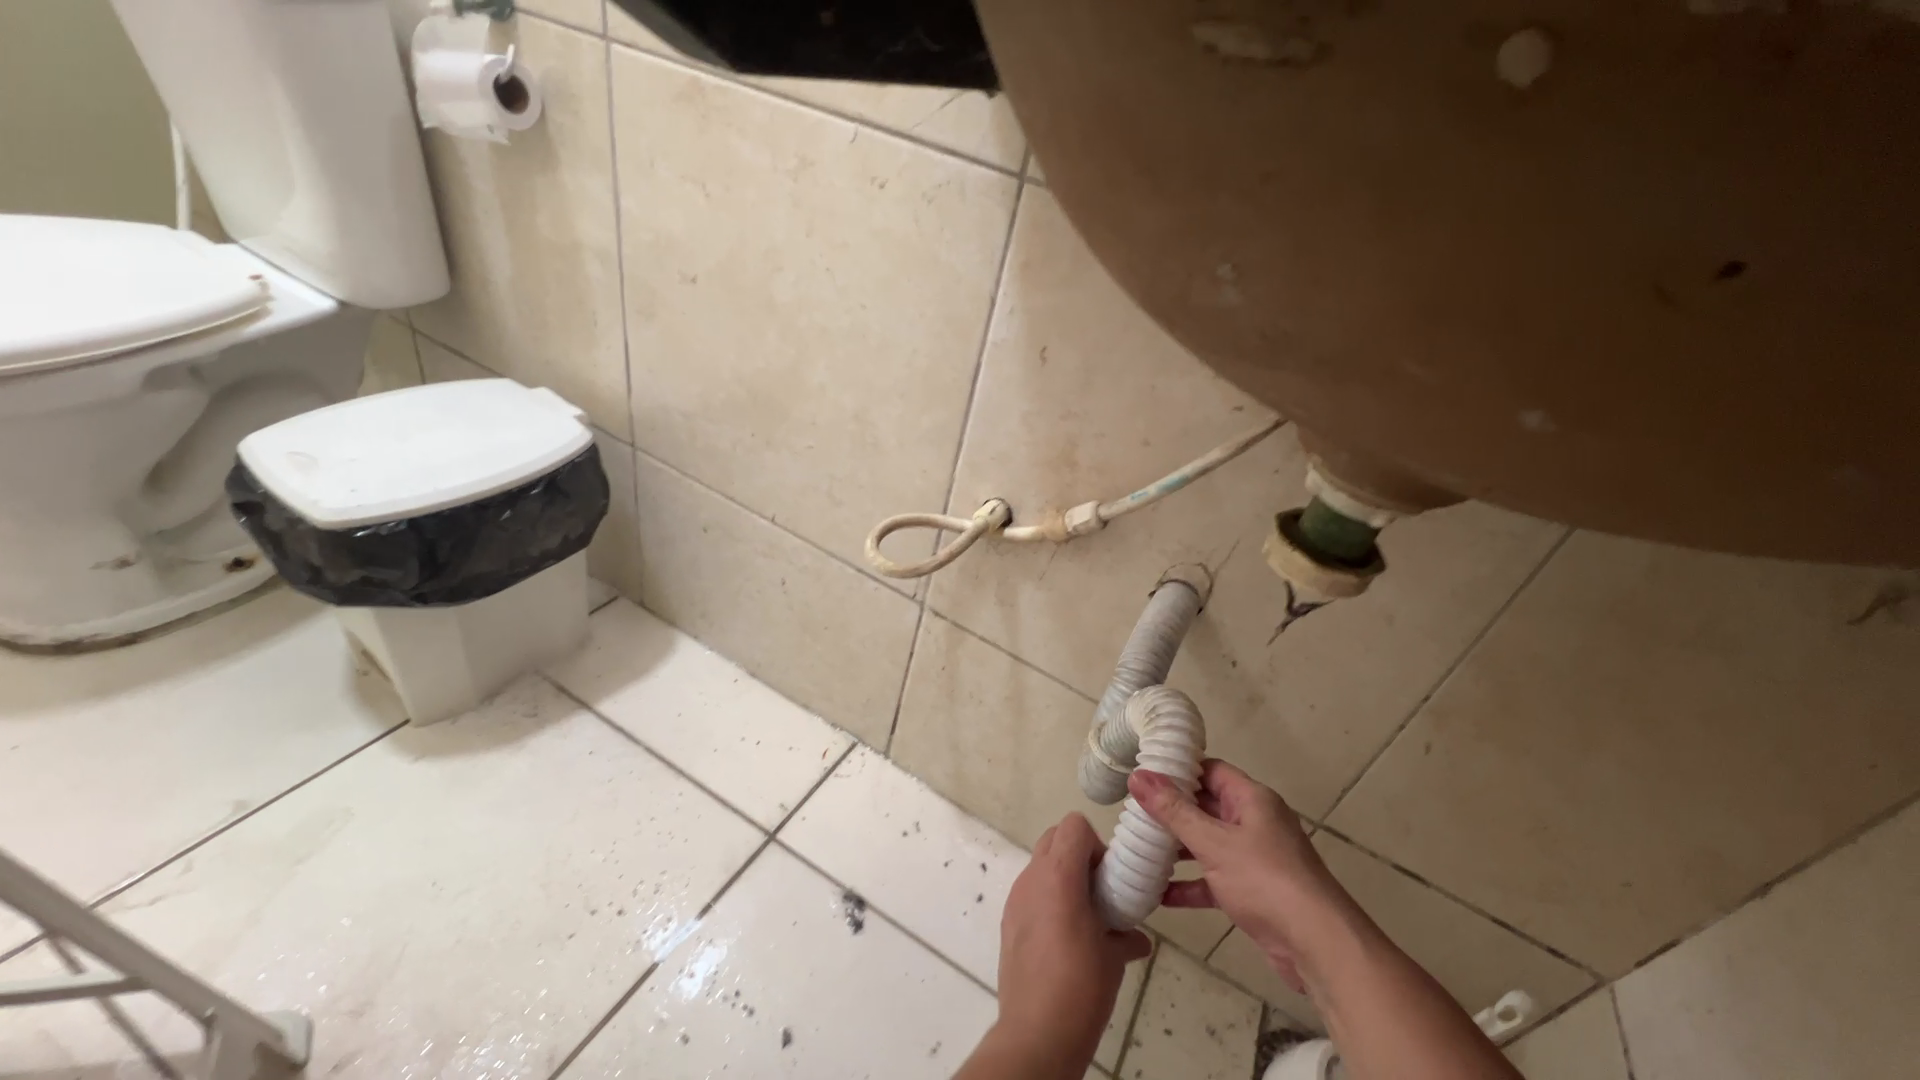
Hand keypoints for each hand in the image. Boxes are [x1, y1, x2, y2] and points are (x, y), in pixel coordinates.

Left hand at [989, 813, 1152, 1075]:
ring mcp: (1016, 899)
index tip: (1110, 877)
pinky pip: (1031, 893)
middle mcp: (1032, 879)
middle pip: (1055, 838)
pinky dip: (1049, 900)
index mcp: (1059, 876)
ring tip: (1086, 919)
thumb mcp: (1115, 957)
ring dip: (1064, 878)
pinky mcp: (1007, 921)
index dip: (1096, 844)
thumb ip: (1127, 936)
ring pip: (1041, 865)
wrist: (1036, 1032)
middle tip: (1101, 892)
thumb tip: (1135, 938)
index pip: (1074, 826)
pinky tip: (1066, 940)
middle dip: (1080, 855)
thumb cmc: (1081, 987)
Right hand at [1128, 760, 1353, 992]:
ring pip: (1208, 844)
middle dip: (1170, 811)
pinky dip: (1190, 885)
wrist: (1317, 944)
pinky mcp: (1252, 891)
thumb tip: (1138, 776)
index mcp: (1251, 799)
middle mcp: (1255, 822)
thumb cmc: (1265, 880)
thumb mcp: (1213, 842)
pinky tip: (1158, 894)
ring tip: (1137, 850)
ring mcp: (1255, 858)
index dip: (1177, 769)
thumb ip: (1174, 812)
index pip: (1210, 770)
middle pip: (1206, 806)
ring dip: (1177, 849)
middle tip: (1131, 813)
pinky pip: (1214, 880)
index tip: (1142, 774)